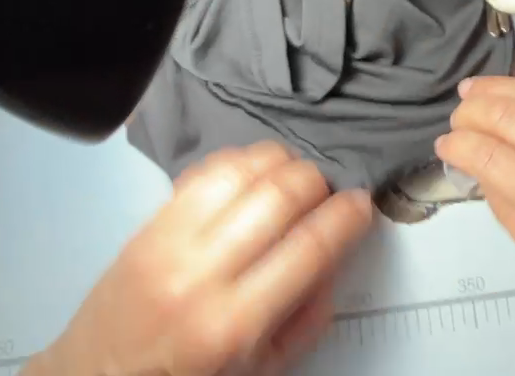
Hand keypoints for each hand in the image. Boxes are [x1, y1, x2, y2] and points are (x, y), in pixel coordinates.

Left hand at [28, 142, 374, 375]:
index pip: (309, 247)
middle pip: (279, 196)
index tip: (362, 203)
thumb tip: (335, 255)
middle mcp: (202, 274)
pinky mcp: (152, 218)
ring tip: (295, 175)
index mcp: (234, 324)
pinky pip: (208, 168)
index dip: (346, 216)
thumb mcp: (259, 372)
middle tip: (328, 191)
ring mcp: (171, 239)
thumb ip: (305, 317)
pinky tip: (256, 172)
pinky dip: (243, 160)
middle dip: (318, 182)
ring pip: (244, 169)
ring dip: (282, 162)